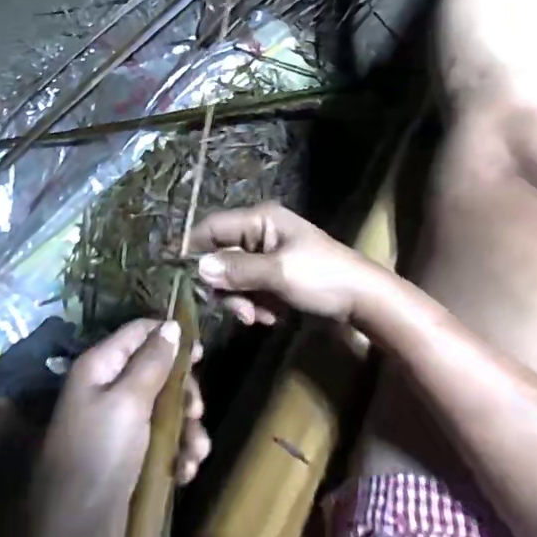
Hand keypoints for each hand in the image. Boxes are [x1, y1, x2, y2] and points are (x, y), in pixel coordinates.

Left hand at [28, 319, 208, 536]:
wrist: (77, 531)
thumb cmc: (100, 454)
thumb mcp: (128, 401)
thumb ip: (152, 361)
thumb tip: (172, 324)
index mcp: (100, 366)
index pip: (138, 331)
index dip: (170, 336)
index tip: (200, 352)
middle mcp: (109, 389)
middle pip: (157, 370)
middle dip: (184, 391)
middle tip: (197, 411)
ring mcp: (119, 424)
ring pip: (165, 408)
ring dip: (187, 428)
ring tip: (196, 451)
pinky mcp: (129, 457)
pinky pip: (162, 441)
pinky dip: (179, 452)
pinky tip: (186, 470)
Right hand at [191, 202, 386, 323]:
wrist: (363, 300)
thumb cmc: (322, 278)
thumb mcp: (278, 274)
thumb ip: (238, 270)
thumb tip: (198, 268)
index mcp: (261, 219)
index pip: (213, 227)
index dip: (192, 247)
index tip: (172, 271)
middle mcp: (261, 232)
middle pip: (221, 257)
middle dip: (227, 286)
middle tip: (242, 311)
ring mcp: (269, 254)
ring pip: (235, 278)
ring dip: (243, 301)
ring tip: (261, 317)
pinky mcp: (276, 276)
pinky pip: (251, 289)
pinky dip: (257, 305)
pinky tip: (273, 317)